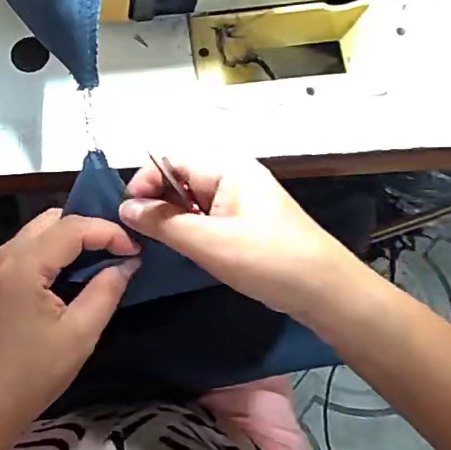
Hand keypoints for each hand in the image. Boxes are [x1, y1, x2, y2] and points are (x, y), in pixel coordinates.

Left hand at [0, 209, 140, 449]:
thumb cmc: (34, 374)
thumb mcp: (81, 334)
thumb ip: (107, 290)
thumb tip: (128, 262)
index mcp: (21, 265)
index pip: (72, 227)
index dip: (109, 232)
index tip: (136, 250)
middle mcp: (2, 254)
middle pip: (53, 219)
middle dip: (90, 228)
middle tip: (121, 250)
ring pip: (40, 229)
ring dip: (72, 238)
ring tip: (104, 258)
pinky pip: (29, 246)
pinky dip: (55, 250)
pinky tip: (76, 270)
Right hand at [119, 153, 368, 319]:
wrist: (324, 290)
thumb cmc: (268, 259)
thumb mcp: (207, 242)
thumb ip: (161, 222)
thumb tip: (126, 209)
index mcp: (226, 168)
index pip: (170, 160)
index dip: (145, 182)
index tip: (130, 213)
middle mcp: (233, 176)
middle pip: (179, 178)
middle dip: (157, 202)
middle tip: (142, 234)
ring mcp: (241, 199)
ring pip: (192, 200)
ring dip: (174, 219)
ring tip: (163, 244)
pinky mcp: (246, 222)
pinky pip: (207, 216)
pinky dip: (192, 230)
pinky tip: (189, 250)